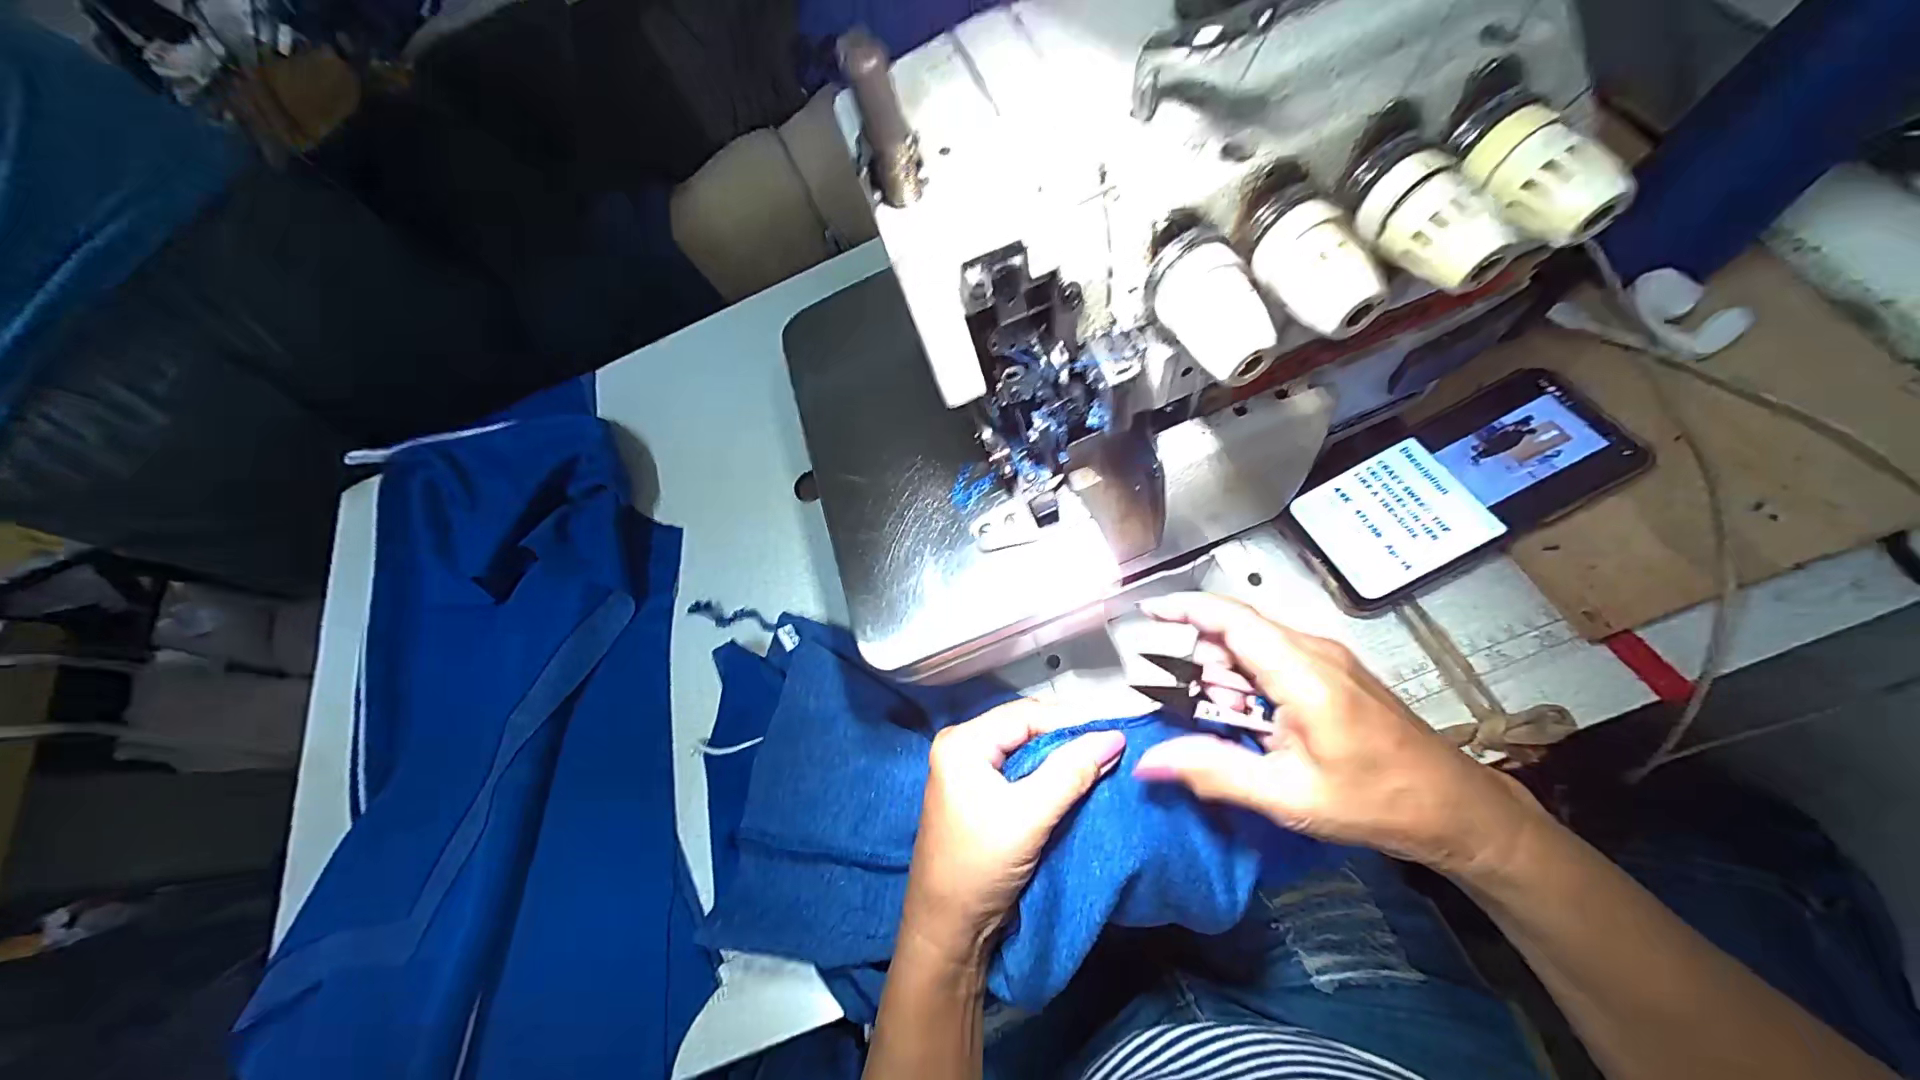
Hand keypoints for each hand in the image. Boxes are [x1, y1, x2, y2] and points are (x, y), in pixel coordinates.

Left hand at [899, 700, 1126, 967]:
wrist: (946, 931)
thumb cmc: (978, 870)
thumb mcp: (1028, 818)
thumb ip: (1070, 773)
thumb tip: (1113, 737)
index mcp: (962, 742)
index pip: (1027, 715)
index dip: (1073, 722)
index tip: (1117, 733)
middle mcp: (962, 746)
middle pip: (1027, 728)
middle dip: (1070, 738)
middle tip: (1114, 747)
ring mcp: (970, 769)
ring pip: (1028, 749)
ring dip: (1063, 757)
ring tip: (1104, 760)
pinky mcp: (981, 792)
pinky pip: (1023, 769)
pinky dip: (1051, 774)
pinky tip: (1078, 779)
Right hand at [1131, 592, 1548, 875]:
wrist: (1457, 808)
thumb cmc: (1379, 800)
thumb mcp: (1287, 795)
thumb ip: (1214, 771)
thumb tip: (1152, 762)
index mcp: (1303, 672)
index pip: (1231, 618)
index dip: (1183, 608)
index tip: (1147, 609)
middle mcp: (1314, 652)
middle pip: (1236, 629)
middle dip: (1198, 656)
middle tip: (1180, 696)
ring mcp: (1326, 659)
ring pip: (1253, 644)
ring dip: (1223, 673)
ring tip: (1219, 717)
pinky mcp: (1332, 672)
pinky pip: (1273, 659)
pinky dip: (1247, 680)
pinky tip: (1249, 718)